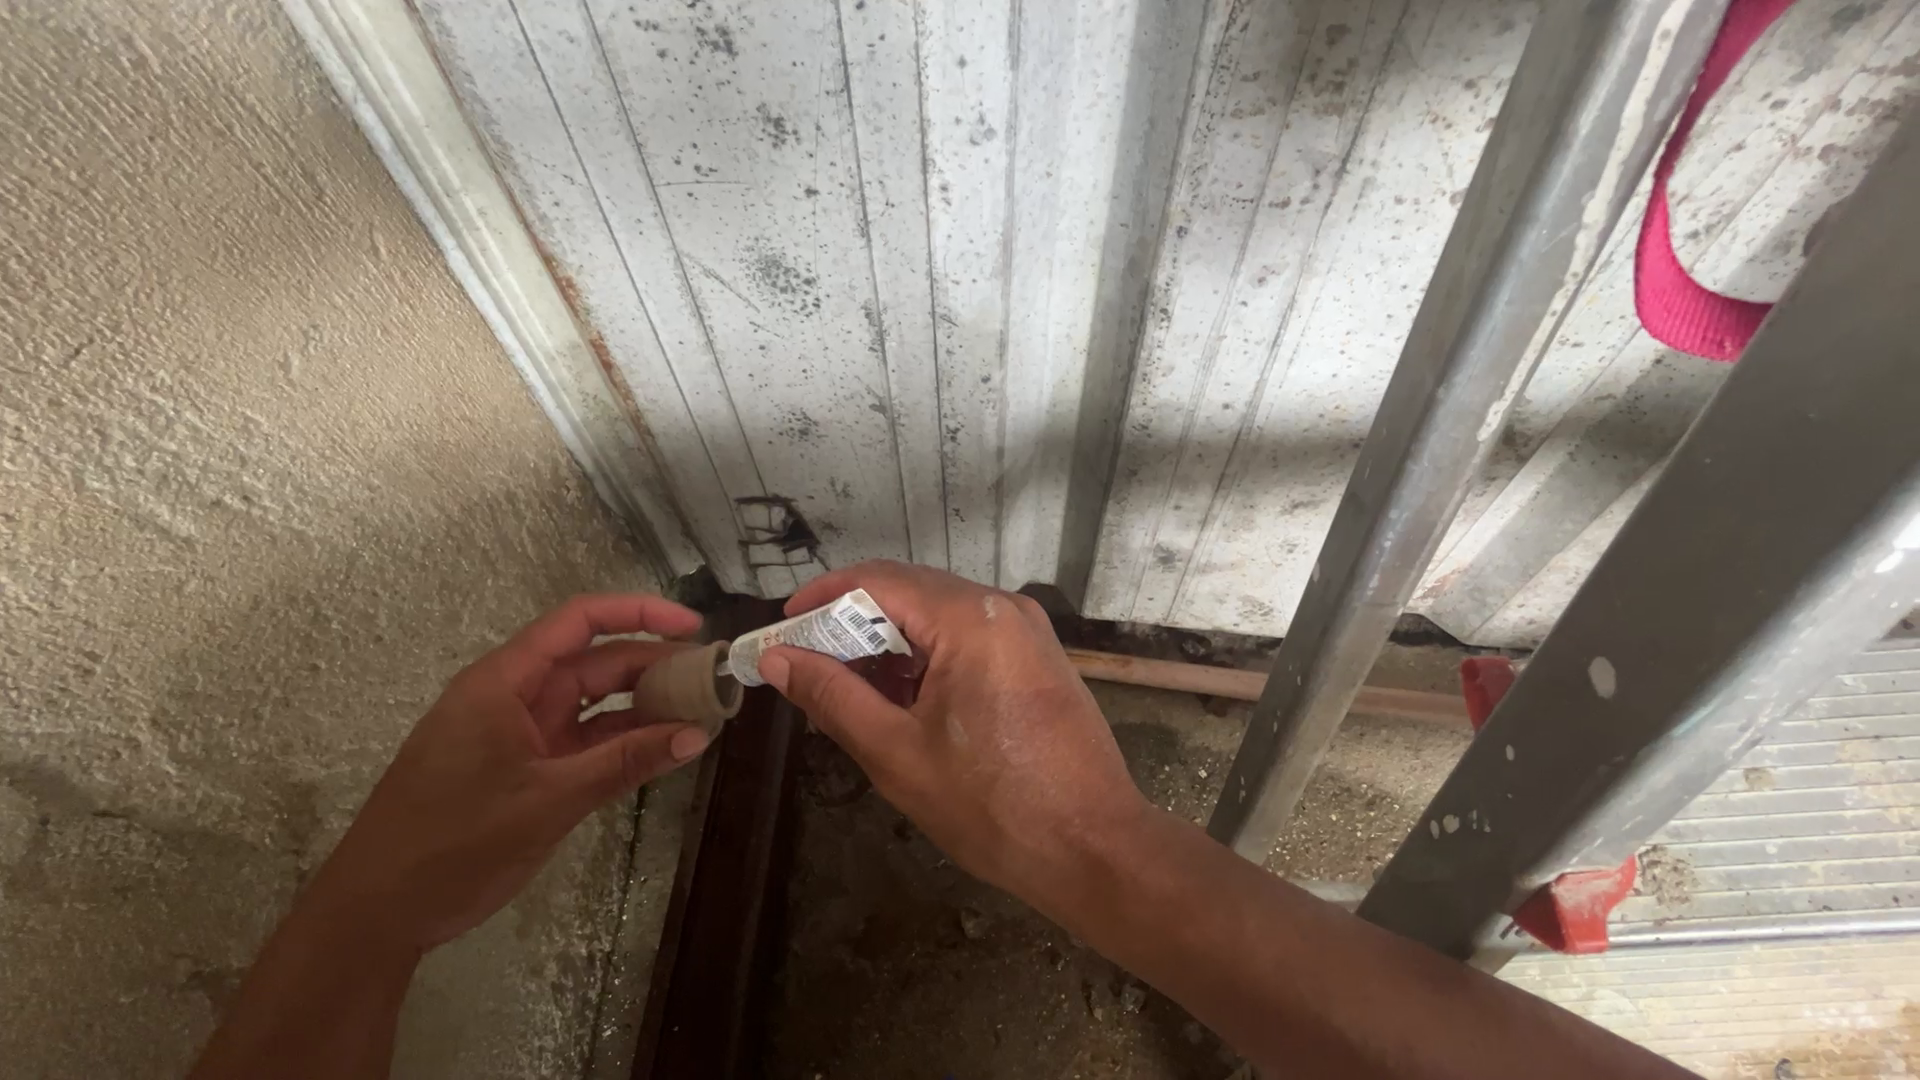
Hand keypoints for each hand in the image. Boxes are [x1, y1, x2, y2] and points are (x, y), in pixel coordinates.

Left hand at [303, 593, 713, 949]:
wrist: (375, 917)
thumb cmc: (453, 844)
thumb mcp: (549, 799)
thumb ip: (626, 761)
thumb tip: (699, 734)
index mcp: (506, 682)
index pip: (580, 622)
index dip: (640, 613)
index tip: (692, 625)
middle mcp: (516, 696)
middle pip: (596, 661)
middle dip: (655, 664)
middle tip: (711, 679)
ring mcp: (522, 733)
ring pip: (596, 702)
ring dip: (645, 705)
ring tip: (701, 711)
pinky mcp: (527, 767)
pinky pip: (587, 739)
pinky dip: (625, 740)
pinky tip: (666, 746)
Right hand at [757, 561, 1148, 900]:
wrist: (1095, 848)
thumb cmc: (991, 806)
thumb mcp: (897, 753)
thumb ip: (833, 695)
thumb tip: (779, 658)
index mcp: (970, 618)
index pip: (879, 580)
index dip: (823, 597)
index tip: (783, 628)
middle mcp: (1004, 608)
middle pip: (910, 591)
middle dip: (852, 621)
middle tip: (807, 661)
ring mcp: (1028, 631)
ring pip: (940, 614)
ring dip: (890, 641)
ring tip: (847, 683)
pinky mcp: (1038, 657)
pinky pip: (969, 636)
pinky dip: (928, 655)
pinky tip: (903, 694)